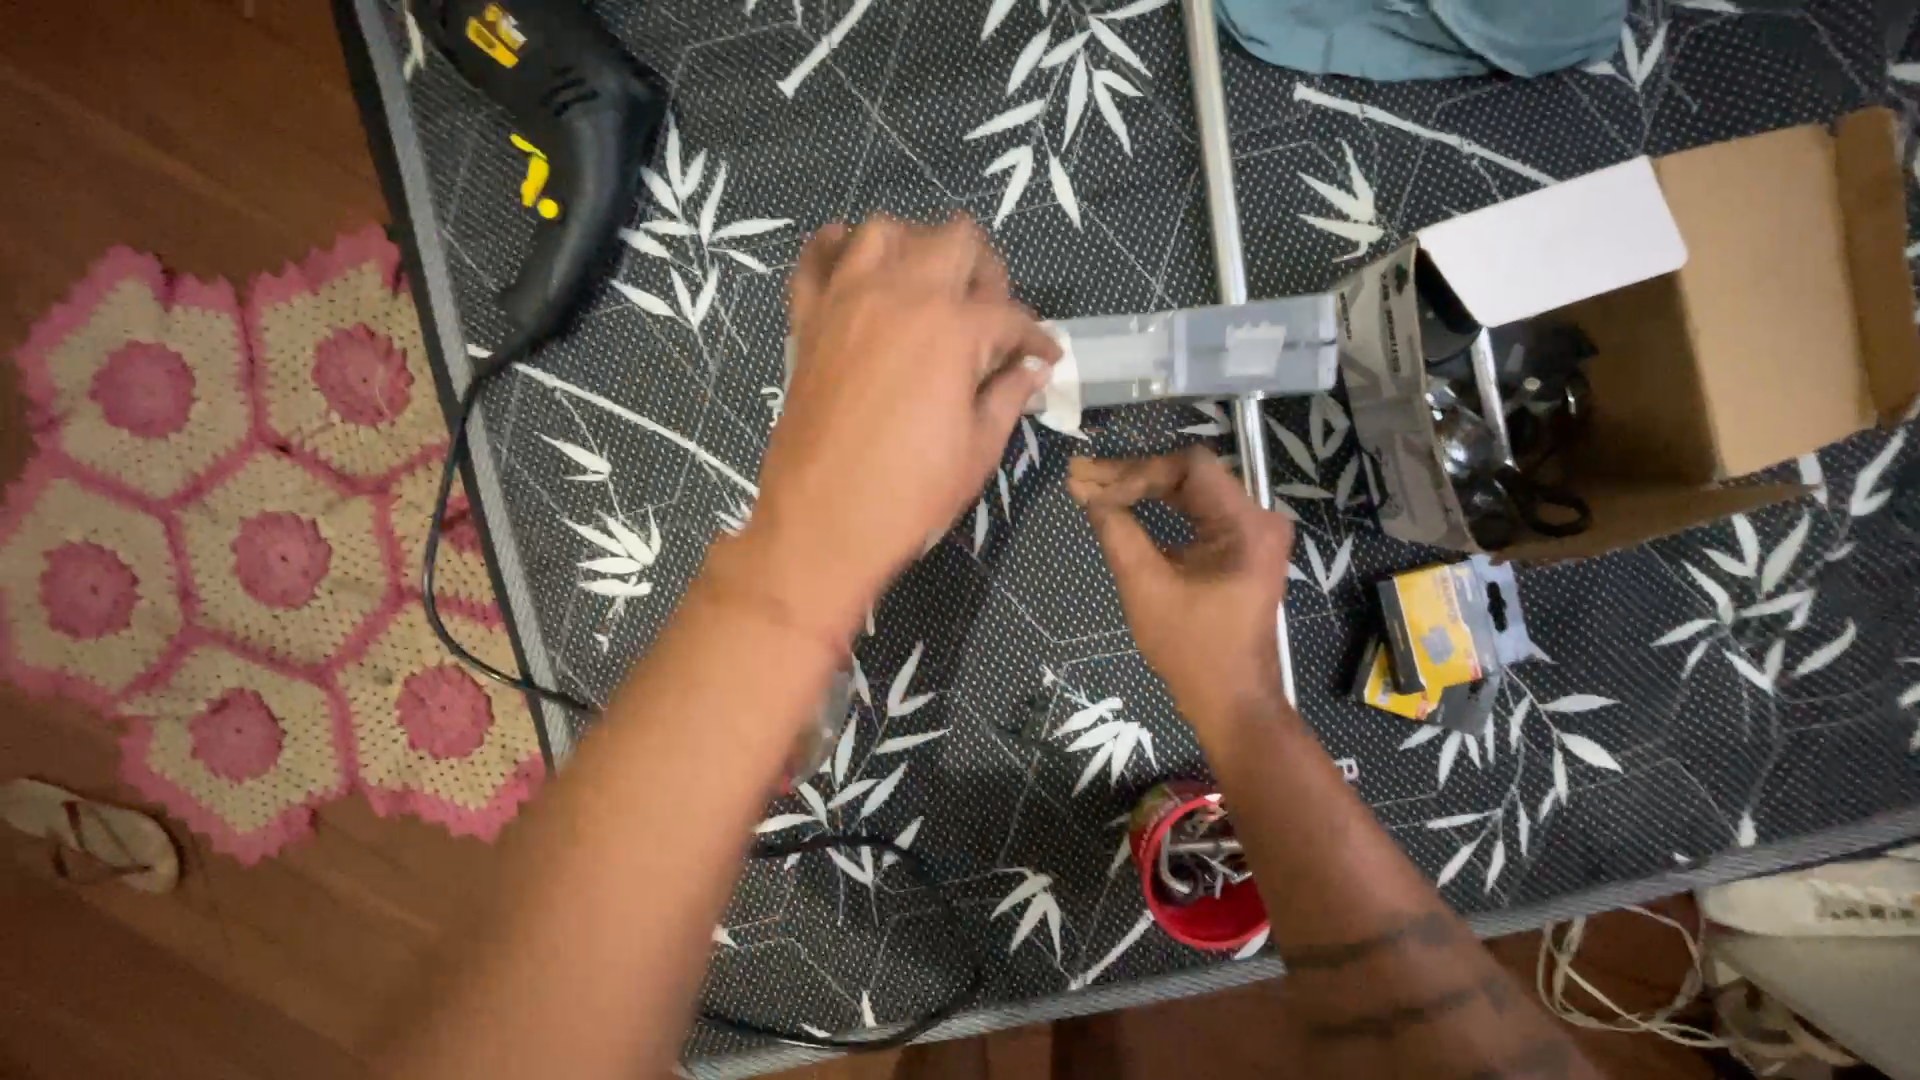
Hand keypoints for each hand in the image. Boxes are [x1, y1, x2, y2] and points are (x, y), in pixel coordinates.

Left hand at [738, 216, 1059, 640]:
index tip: (1045, 357)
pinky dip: (839, 251)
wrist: (822, 526)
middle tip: (991, 318)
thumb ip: (1008, 396)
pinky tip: (859, 271)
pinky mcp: (807, 320)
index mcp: (953, 328)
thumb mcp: (978, 451)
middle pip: (956, 240)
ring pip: (885, 230)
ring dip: (918, 248)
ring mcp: (846, 300)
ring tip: (930, 289)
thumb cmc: (910, 497)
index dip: (1037, 338)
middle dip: (987, 272)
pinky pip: (816, 258)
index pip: (1011, 315)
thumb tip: (1030, 371)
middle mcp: (900, 294)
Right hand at [1068, 447, 1293, 730]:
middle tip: (1081, 477)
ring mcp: (1251, 533)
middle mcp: (1257, 518)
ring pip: (1189, 491)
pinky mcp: (1239, 547)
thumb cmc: (1192, 649)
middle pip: (1189, 475)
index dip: (1137, 472)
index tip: (1094, 491)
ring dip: (1141, 489)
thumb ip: (1118, 532)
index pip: (1189, 468)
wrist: (1232, 700)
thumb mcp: (1146, 587)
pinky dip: (1158, 509)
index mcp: (1246, 525)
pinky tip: (1121, 505)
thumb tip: (1087, 493)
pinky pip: (1195, 513)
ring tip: (1092, 487)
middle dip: (1132, 477)